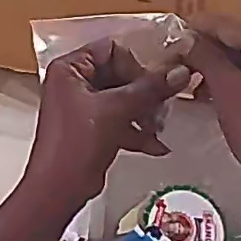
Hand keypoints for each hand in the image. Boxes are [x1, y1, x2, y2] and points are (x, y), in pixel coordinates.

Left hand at [23, 39, 190, 203]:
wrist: (59, 190)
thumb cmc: (76, 144)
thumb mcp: (116, 111)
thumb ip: (150, 89)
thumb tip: (181, 72)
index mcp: (70, 69)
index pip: (110, 49)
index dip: (134, 63)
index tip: (153, 80)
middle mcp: (75, 82)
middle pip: (120, 74)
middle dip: (144, 93)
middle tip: (162, 106)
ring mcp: (83, 106)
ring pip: (123, 98)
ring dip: (144, 112)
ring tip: (158, 128)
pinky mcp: (93, 128)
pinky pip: (120, 119)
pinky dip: (137, 130)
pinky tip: (156, 146)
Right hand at [183, 15, 240, 217]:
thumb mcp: (226, 90)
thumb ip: (204, 57)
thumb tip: (185, 38)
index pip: (228, 25)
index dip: (197, 28)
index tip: (171, 32)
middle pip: (239, 40)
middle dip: (207, 49)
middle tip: (177, 58)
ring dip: (219, 66)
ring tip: (190, 77)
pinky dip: (235, 78)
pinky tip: (211, 90)